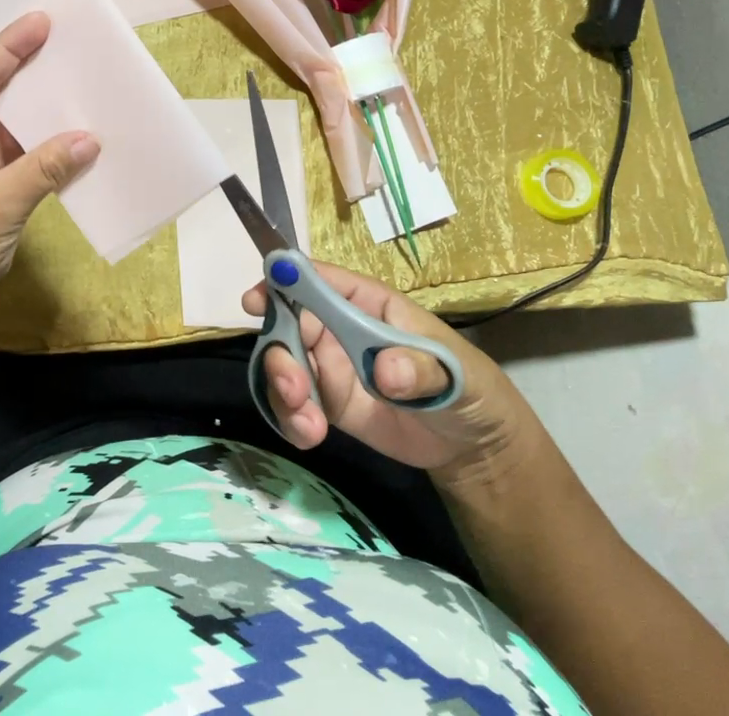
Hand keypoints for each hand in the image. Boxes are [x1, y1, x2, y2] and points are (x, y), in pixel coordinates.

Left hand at [0, 12, 99, 310]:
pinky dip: (51, 137)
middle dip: (28, 63)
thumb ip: (44, 168)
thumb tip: (90, 138)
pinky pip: (29, 146)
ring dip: (44, 101)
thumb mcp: (3, 203)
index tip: (40, 21)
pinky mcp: (0, 178)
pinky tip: (77, 125)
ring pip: (17, 118)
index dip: (9, 48)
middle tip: (64, 34)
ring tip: (78, 72)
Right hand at [242, 260, 540, 484]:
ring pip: (282, 364)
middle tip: (293, 387)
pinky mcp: (324, 403)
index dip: (285, 282)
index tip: (256, 300)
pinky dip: (290, 419)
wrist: (472, 445)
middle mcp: (339, 329)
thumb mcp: (457, 376)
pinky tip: (310, 437)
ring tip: (308, 424)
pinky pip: (291, 403)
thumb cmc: (469, 388)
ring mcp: (328, 367)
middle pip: (289, 325)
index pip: (321, 282)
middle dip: (279, 353)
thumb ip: (422, 370)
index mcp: (369, 305)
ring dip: (282, 391)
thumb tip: (385, 371)